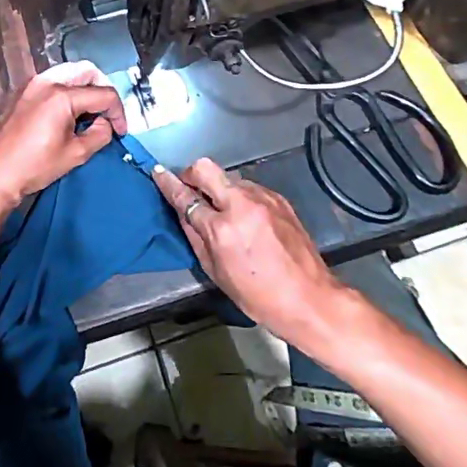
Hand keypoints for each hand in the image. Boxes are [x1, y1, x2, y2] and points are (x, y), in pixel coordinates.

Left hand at [0, 61, 126, 215]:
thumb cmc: (34, 166)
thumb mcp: (76, 154)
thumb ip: (99, 134)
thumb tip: (105, 124)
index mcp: (62, 95)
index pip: (104, 94)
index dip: (118, 113)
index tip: (120, 131)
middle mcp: (46, 81)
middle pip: (87, 71)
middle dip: (103, 91)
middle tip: (107, 114)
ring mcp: (31, 84)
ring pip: (69, 72)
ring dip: (85, 88)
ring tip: (88, 115)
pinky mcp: (21, 92)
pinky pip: (52, 81)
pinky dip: (67, 91)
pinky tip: (67, 114)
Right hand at [150, 158, 354, 348]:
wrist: (309, 298)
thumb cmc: (259, 296)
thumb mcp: (215, 271)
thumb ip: (195, 237)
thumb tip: (183, 213)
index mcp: (222, 229)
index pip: (186, 196)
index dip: (167, 183)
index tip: (158, 173)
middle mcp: (242, 205)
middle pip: (205, 168)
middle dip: (191, 174)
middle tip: (189, 189)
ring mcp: (263, 199)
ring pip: (229, 177)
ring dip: (218, 188)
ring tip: (222, 212)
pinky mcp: (279, 199)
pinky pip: (249, 188)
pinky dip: (240, 197)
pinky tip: (245, 218)